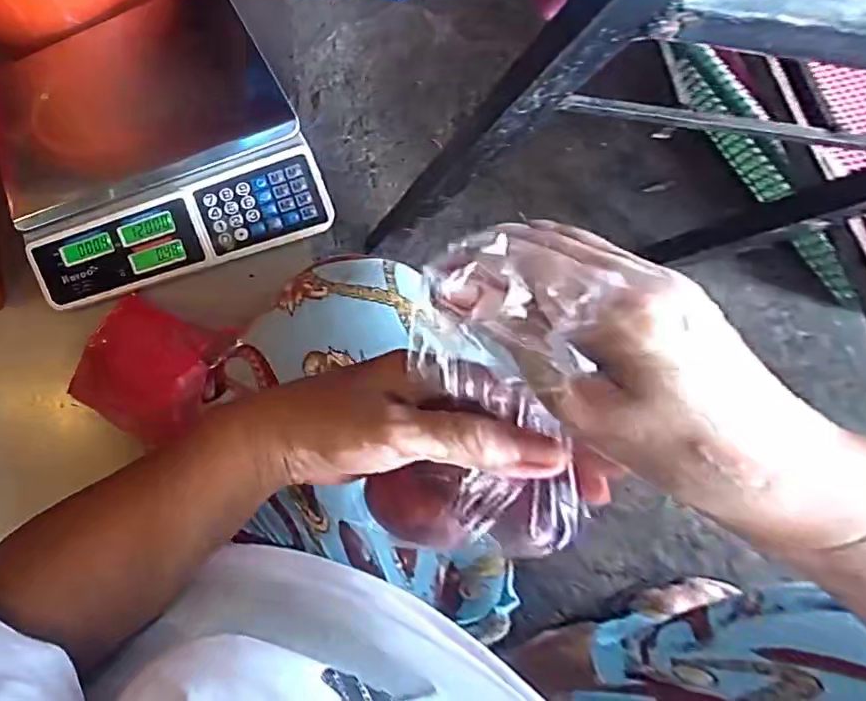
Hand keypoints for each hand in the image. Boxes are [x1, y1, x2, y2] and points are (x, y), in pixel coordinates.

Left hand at [227, 350, 570, 488]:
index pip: (502, 393)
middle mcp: (421, 383)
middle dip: (541, 447)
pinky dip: (482, 467)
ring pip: (476, 432)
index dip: (549, 428)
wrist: (272, 440)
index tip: (593, 468)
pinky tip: (506, 490)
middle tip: (590, 492)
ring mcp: (410, 408)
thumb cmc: (329, 426)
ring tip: (561, 496)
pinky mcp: (400, 434)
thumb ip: (464, 438)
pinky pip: (453, 448)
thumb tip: (545, 453)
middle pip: (494, 413)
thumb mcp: (397, 431)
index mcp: (422, 368)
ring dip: (516, 460)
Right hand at [433, 221, 865, 544]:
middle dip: (483, 253)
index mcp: (623, 306)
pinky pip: (588, 256)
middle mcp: (642, 277)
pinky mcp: (666, 288)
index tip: (435, 284)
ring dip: (511, 254)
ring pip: (563, 239)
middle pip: (539, 238)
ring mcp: (659, 278)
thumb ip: (520, 343)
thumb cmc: (684, 454)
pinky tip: (523, 289)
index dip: (469, 266)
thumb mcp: (584, 410)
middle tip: (448, 282)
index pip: (523, 260)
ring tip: (476, 283)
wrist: (792, 475)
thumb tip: (463, 300)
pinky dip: (543, 262)